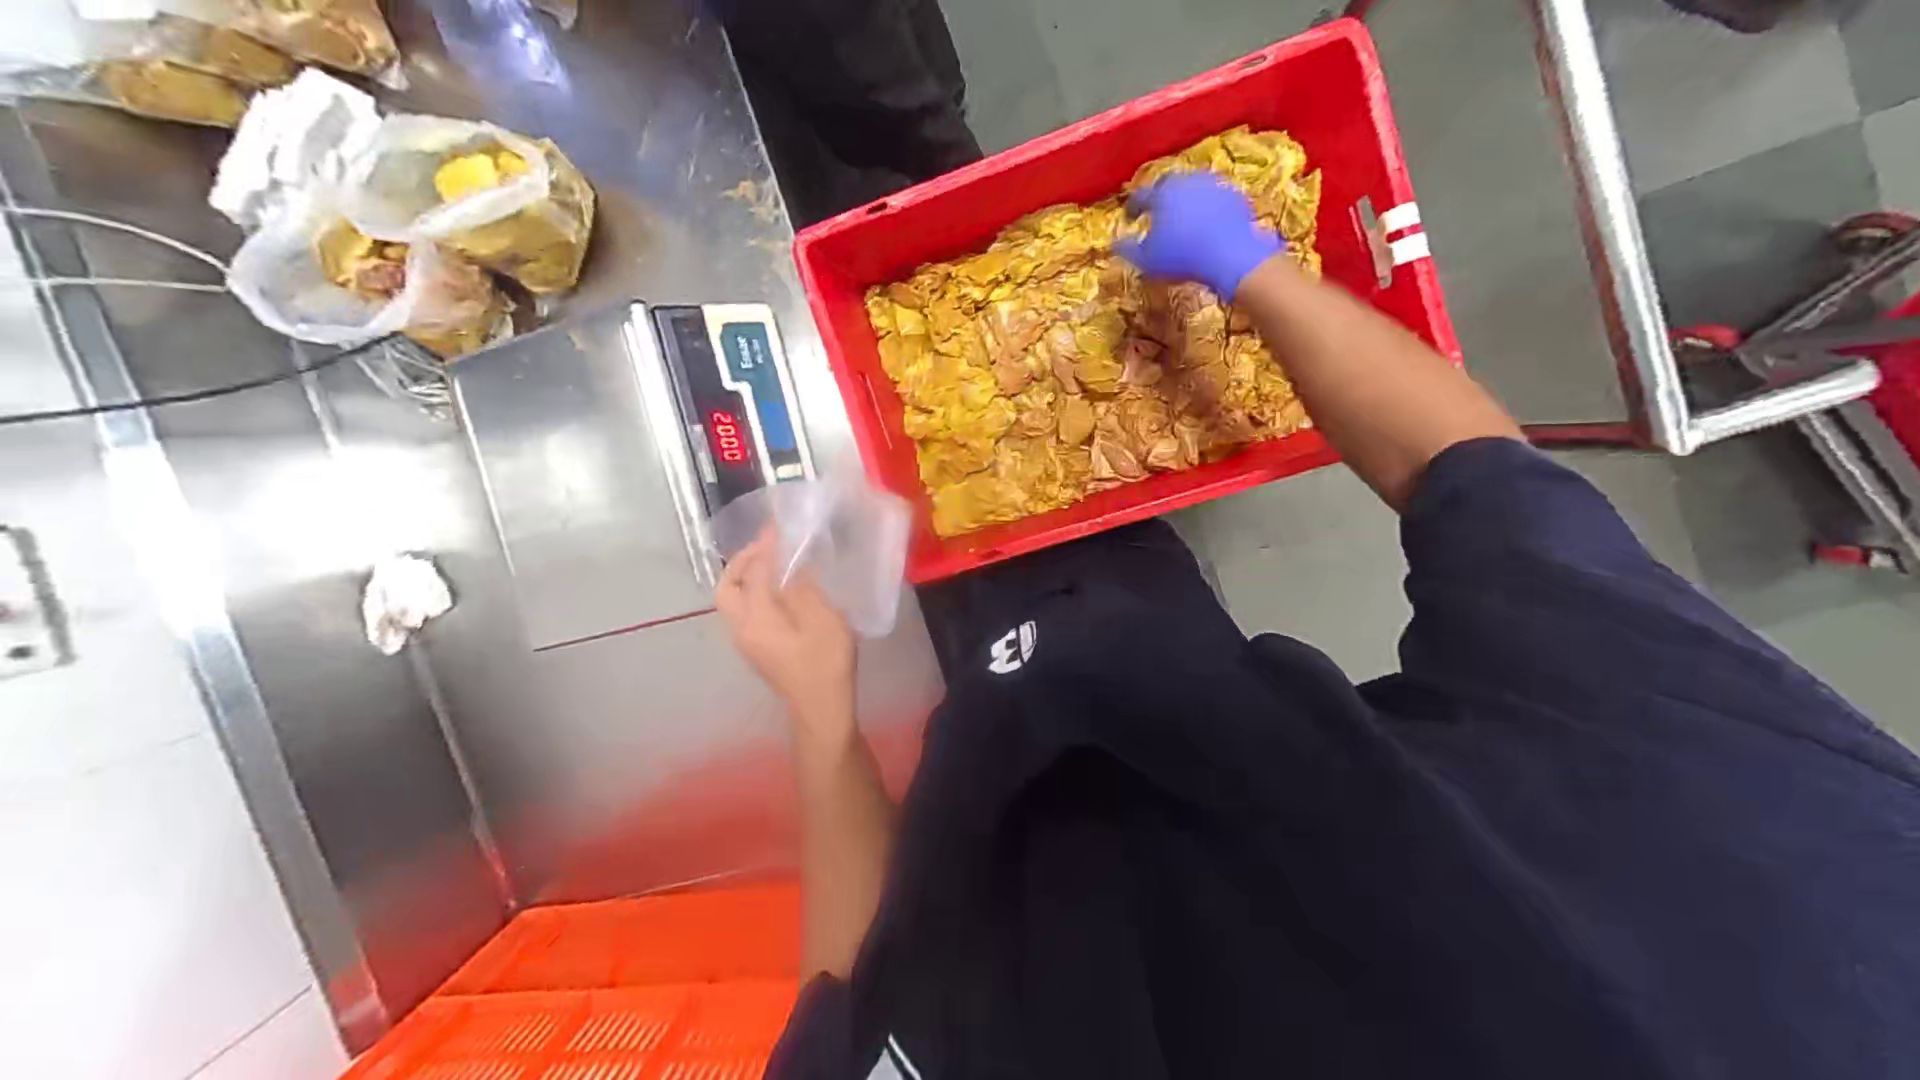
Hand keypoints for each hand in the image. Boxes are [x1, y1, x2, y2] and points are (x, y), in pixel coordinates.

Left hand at [716, 533, 857, 740]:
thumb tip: (791, 566)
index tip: (779, 527)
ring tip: (775, 564)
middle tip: (768, 546)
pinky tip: (781, 591)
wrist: (821, 709)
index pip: (754, 572)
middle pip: (727, 586)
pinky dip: (755, 593)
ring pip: (733, 600)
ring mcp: (746, 642)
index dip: (767, 547)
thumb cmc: (826, 664)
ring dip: (747, 577)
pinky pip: (745, 611)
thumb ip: (803, 588)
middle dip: (743, 561)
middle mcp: (742, 628)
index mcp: (756, 618)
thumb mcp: (824, 619)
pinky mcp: (757, 650)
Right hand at [1114, 171, 1285, 300]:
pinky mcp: (1233, 194)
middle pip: (1168, 185)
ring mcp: (1212, 184)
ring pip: (1192, 188)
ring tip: (1183, 218)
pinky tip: (1206, 224)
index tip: (1130, 218)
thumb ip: (1127, 249)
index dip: (1133, 208)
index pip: (1140, 197)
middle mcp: (1185, 182)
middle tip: (1158, 214)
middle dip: (1160, 198)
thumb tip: (1114, 244)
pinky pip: (1214, 197)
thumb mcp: (1146, 260)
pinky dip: (1207, 207)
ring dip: (1185, 200)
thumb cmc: (1181, 257)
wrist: (1230, 253)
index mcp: (1161, 195)